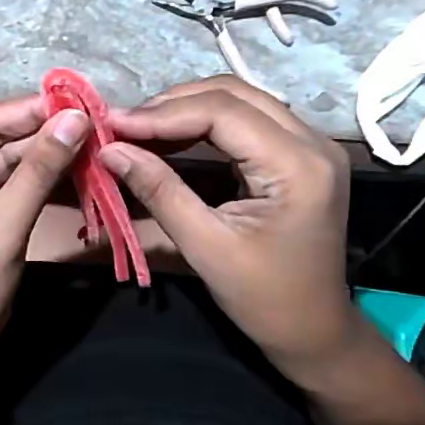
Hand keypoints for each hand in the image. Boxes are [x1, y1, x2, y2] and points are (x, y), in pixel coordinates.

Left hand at [0, 96, 88, 390]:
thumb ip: (40, 170)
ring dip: (46, 155)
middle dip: (42, 134)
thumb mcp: (3, 225)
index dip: (29, 112)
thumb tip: (76, 119)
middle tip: (92, 119)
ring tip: (90, 138)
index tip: (76, 100)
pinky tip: (73, 165)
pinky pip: (11, 185)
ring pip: (7, 162)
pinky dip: (40, 179)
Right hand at [102, 76, 364, 378]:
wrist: (314, 330)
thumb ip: (159, 191)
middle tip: (122, 125)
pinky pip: (248, 120)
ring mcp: (311, 144)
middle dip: (172, 104)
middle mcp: (312, 142)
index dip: (163, 114)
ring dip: (186, 109)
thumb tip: (110, 151)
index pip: (223, 112)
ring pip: (240, 100)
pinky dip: (205, 123)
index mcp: (298, 166)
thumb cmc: (264, 298)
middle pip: (233, 94)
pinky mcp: (301, 153)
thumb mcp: (206, 247)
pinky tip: (170, 136)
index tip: (113, 124)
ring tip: (138, 129)